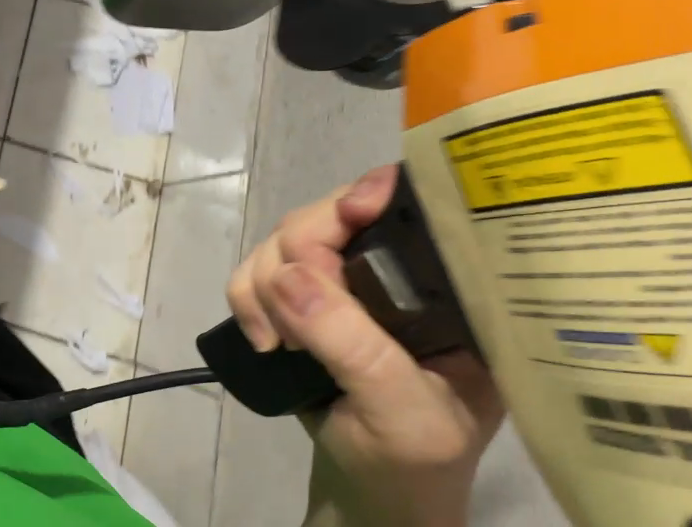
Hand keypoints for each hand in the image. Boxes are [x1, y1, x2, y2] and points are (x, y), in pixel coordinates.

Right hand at [226, 164, 502, 526]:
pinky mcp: (302, 296)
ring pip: (282, 240)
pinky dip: (244, 295)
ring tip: (276, 342)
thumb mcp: (404, 412)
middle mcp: (394, 272)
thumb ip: (353, 344)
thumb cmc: (413, 460)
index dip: (373, 196)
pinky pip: (253, 266)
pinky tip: (262, 340)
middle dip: (297, 258)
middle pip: (327, 217)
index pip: (411, 212)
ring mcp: (344, 282)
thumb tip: (287, 275)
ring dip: (263, 284)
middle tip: (293, 317)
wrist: (370, 494)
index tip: (350, 215)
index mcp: (447, 291)